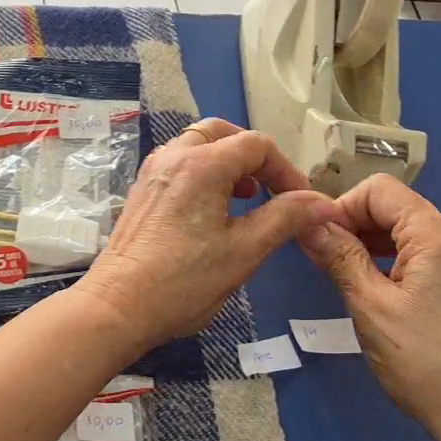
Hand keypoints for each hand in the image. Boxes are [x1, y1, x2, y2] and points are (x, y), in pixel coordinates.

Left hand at [75, 118, 337, 351]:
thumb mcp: (245, 251)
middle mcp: (173, 157)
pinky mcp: (140, 193)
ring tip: (244, 199)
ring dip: (226, 162)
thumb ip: (286, 219)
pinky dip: (202, 174)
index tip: (302, 202)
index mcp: (202, 164)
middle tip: (270, 189)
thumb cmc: (184, 282)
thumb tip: (322, 202)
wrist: (118, 307)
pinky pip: (178, 166)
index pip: (257, 145)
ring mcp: (152, 173)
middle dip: (252, 156)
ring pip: (196, 146)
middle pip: (222, 133)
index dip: (286, 170)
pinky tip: (211, 212)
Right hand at [298, 174, 440, 440]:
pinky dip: (387, 259)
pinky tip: (368, 286)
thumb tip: (307, 222)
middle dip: (352, 222)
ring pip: (404, 230)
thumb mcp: (370, 306)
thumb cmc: (421, 359)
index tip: (315, 240)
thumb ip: (339, 257)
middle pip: (393, 206)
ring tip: (337, 272)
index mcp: (435, 235)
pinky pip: (418, 254)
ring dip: (367, 241)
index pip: (379, 190)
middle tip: (319, 258)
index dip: (341, 206)